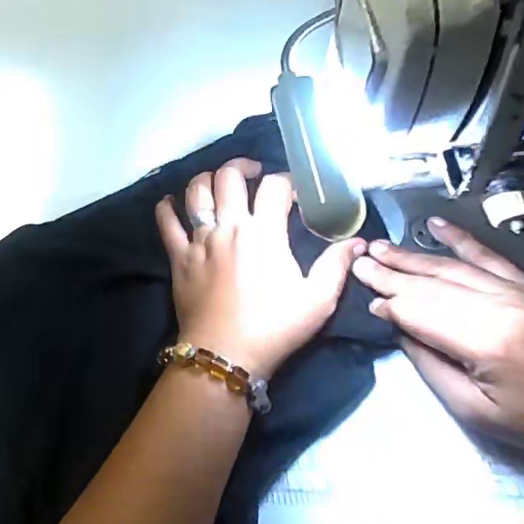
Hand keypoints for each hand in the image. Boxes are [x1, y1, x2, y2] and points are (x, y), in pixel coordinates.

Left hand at [156, 158, 367, 379]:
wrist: (225, 357)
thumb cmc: (275, 328)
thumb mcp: (318, 300)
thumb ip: (336, 265)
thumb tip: (357, 241)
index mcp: (264, 232)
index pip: (275, 186)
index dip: (287, 181)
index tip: (293, 191)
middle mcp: (230, 226)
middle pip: (230, 176)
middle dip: (244, 166)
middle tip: (254, 174)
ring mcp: (200, 239)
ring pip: (197, 191)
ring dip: (207, 178)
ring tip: (219, 183)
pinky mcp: (178, 257)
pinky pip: (166, 223)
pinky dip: (167, 207)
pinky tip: (172, 202)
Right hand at [351, 217, 523, 492]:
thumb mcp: (477, 412)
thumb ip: (432, 364)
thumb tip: (400, 328)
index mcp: (487, 339)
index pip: (421, 310)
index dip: (388, 300)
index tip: (359, 288)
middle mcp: (503, 302)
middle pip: (434, 281)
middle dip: (393, 270)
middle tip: (359, 257)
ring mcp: (522, 287)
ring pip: (456, 265)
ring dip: (416, 256)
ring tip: (382, 246)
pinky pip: (491, 255)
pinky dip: (461, 240)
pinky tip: (437, 227)